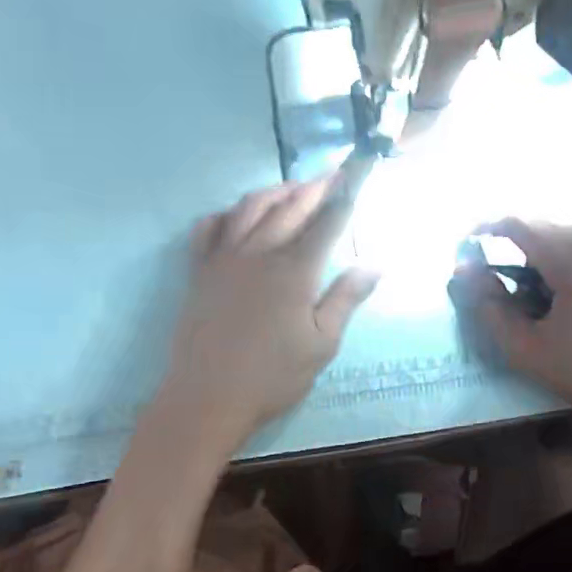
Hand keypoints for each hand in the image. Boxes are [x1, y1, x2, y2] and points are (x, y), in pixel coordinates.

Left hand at [159, 176, 378, 442]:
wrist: (207, 397)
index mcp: (295, 271)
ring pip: (248, 210)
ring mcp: (223, 260)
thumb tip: (373, 265)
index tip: (356, 177)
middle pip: (289, 208)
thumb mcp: (321, 345)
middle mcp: (259, 254)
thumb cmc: (272, 377)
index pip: (325, 224)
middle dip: (313, 188)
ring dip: (273, 192)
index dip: (343, 199)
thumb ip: (345, 300)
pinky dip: (224, 215)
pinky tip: (233, 216)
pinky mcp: (199, 273)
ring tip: (291, 187)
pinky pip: (208, 231)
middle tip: (331, 173)